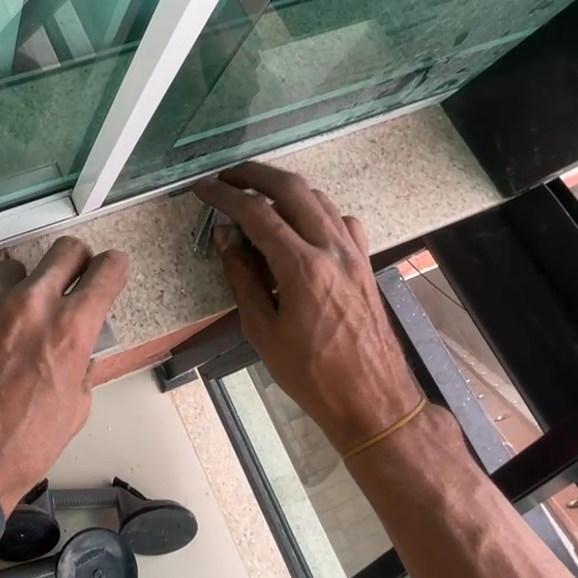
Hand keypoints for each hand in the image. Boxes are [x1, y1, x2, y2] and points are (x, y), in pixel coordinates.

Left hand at [0, 237, 128, 509]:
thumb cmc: (22, 443)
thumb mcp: (75, 406)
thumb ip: (81, 359)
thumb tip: (80, 338)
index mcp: (70, 328)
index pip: (106, 271)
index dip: (112, 267)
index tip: (109, 267)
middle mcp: (31, 302)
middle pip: (66, 250)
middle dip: (73, 262)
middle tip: (67, 278)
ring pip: (14, 271)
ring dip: (18, 291)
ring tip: (6, 326)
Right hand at [195, 163, 422, 450]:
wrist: (375, 403)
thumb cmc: (312, 375)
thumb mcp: (262, 331)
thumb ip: (241, 276)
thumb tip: (224, 235)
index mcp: (303, 267)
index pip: (256, 212)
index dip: (224, 195)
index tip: (202, 188)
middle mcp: (332, 249)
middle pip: (291, 188)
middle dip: (254, 174)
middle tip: (226, 176)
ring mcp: (353, 253)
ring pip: (318, 198)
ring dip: (284, 188)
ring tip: (256, 193)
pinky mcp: (365, 263)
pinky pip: (340, 220)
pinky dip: (315, 210)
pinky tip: (301, 224)